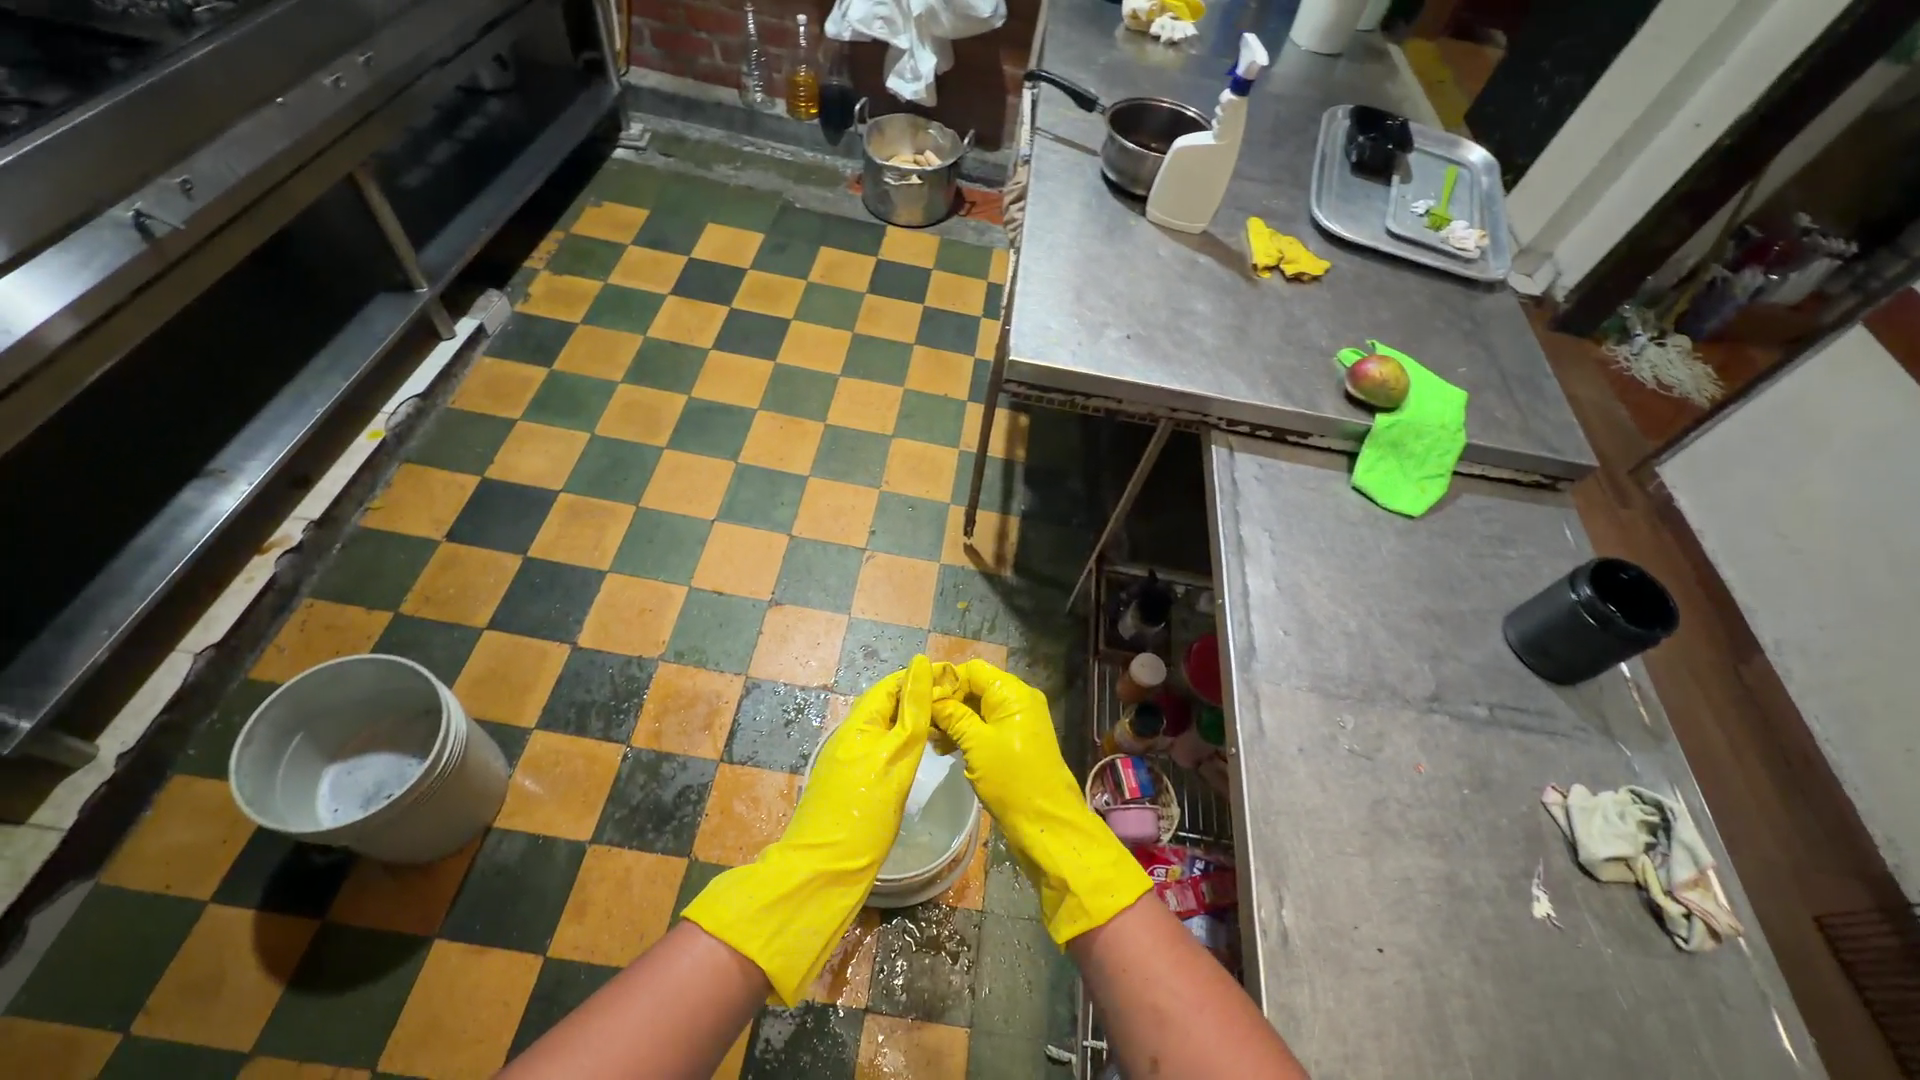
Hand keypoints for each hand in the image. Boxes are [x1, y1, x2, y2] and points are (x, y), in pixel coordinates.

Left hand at [684, 656, 934, 1003]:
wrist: (825, 872)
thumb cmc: (864, 815)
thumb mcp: (896, 759)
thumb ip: (912, 713)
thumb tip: (921, 663)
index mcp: (858, 725)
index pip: (892, 684)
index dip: (922, 676)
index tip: (957, 679)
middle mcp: (851, 736)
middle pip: (889, 704)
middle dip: (921, 696)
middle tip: (960, 701)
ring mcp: (849, 760)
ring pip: (886, 727)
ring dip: (915, 719)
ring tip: (948, 722)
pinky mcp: (853, 782)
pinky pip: (882, 748)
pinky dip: (906, 742)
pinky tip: (923, 751)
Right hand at [931, 660, 1149, 944]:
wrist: (1046, 822)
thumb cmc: (1011, 778)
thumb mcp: (975, 744)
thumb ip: (952, 715)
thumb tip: (930, 696)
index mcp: (1013, 692)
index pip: (973, 670)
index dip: (946, 681)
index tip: (921, 702)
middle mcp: (1019, 700)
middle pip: (976, 687)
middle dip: (949, 702)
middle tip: (923, 724)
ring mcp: (1019, 721)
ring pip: (979, 708)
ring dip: (955, 719)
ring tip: (933, 741)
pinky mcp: (1016, 741)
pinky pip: (987, 726)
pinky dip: (968, 733)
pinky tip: (948, 750)